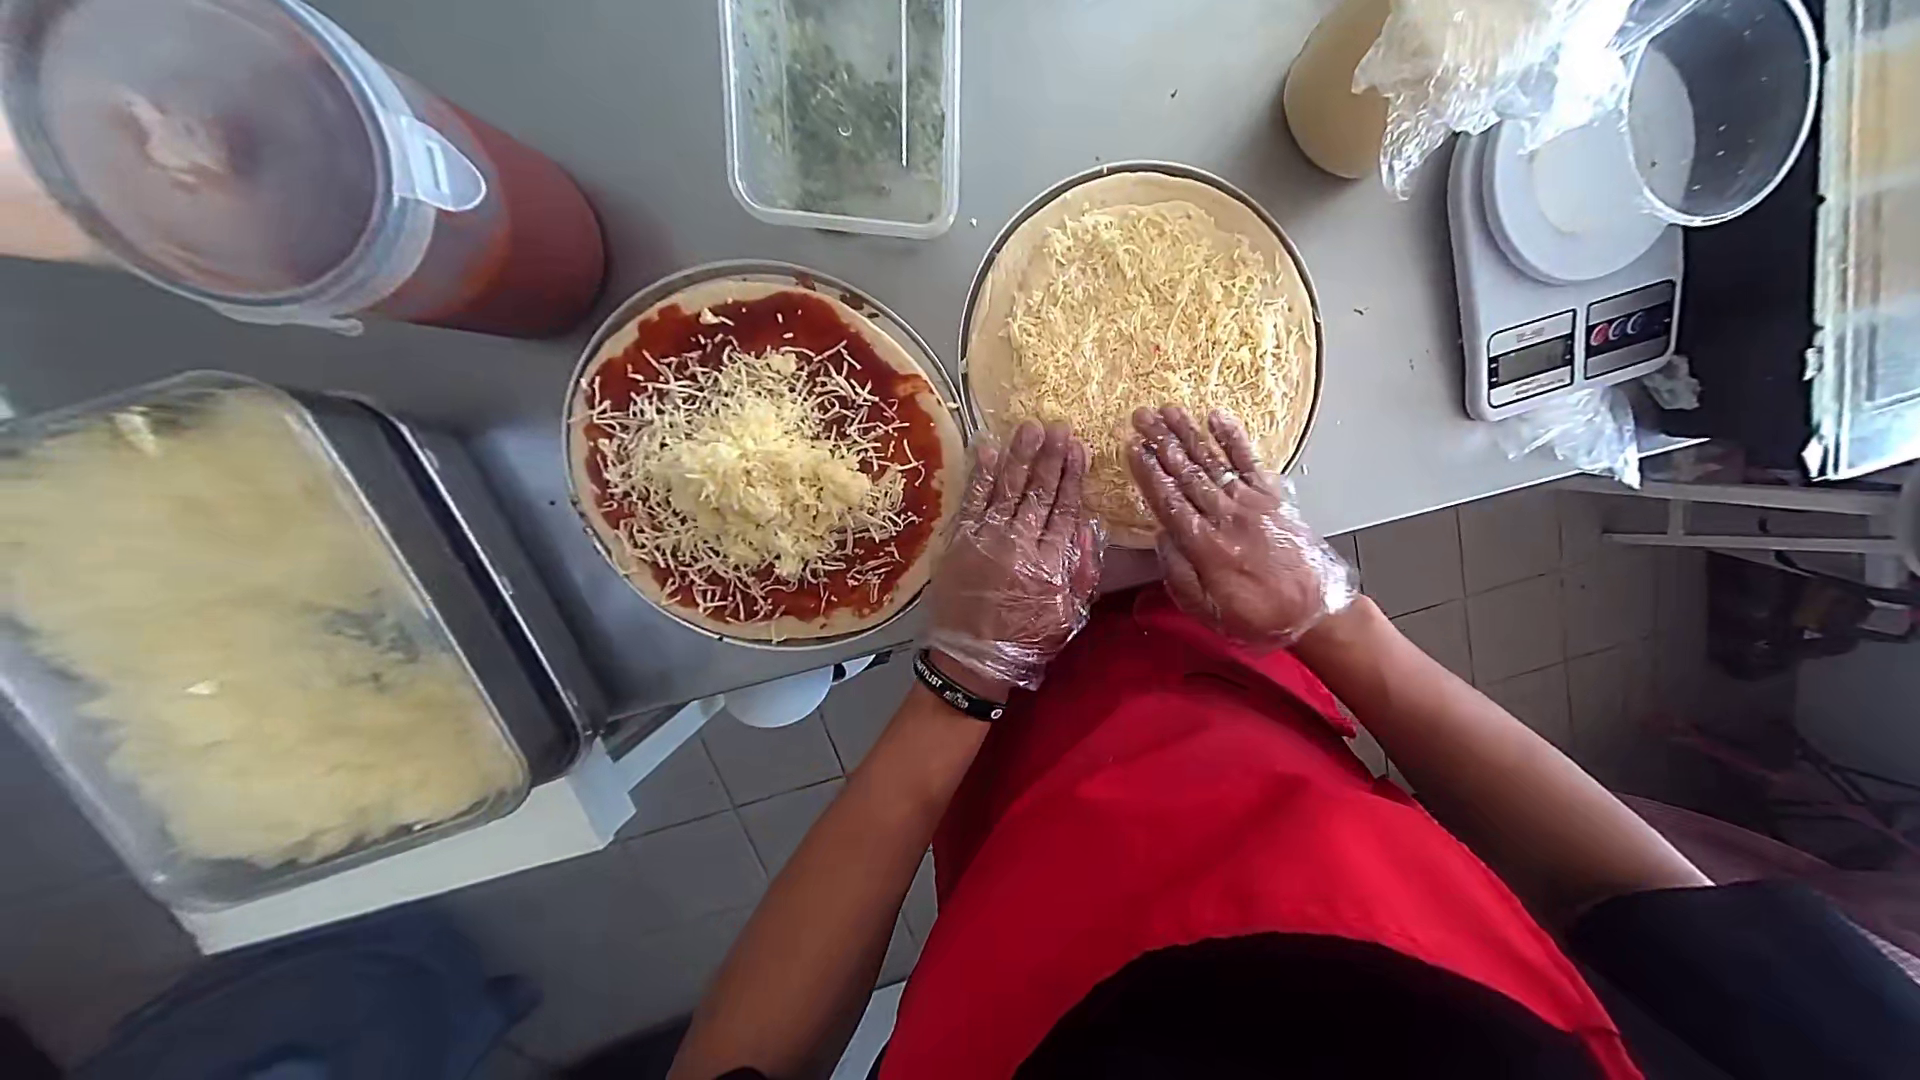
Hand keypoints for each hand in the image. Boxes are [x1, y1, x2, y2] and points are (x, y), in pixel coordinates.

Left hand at [926, 420, 1102, 693]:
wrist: (972, 661)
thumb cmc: (1026, 640)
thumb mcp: (1068, 615)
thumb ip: (1081, 571)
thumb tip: (1084, 524)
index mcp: (1050, 563)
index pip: (1065, 510)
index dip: (1073, 477)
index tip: (1079, 447)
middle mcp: (1019, 545)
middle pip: (1038, 493)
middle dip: (1049, 458)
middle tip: (1056, 426)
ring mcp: (986, 540)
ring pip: (1007, 490)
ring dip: (1018, 457)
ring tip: (1029, 427)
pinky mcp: (960, 542)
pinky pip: (972, 502)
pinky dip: (981, 475)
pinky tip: (989, 449)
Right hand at [1126, 405, 1354, 645]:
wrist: (1317, 612)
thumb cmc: (1257, 616)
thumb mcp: (1206, 610)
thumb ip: (1179, 574)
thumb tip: (1161, 537)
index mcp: (1206, 547)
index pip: (1170, 501)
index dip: (1149, 473)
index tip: (1133, 448)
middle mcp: (1227, 518)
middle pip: (1187, 473)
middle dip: (1161, 442)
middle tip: (1140, 417)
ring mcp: (1251, 504)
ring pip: (1212, 462)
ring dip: (1188, 434)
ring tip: (1167, 411)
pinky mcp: (1273, 498)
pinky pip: (1250, 462)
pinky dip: (1233, 438)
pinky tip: (1216, 417)